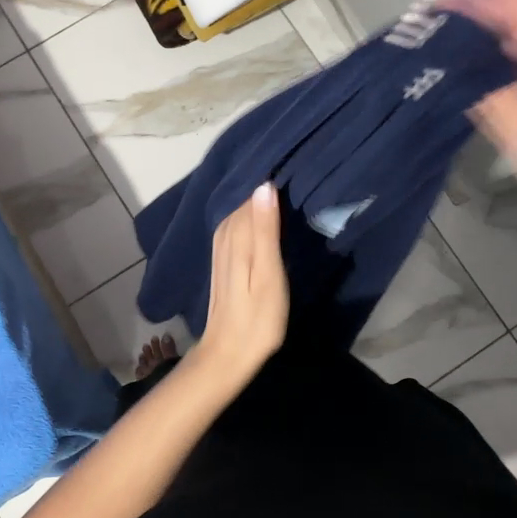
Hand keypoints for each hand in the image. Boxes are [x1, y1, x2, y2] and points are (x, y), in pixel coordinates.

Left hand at [200, 182, 289, 370]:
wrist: (229, 353)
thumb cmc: (257, 317)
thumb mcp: (268, 273)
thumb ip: (265, 230)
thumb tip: (263, 186)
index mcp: (237, 235)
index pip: (253, 196)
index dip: (271, 182)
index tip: (295, 164)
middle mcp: (224, 235)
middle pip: (245, 203)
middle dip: (264, 189)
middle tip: (295, 173)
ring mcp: (221, 249)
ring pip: (239, 214)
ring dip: (257, 203)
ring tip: (283, 190)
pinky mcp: (223, 261)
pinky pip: (236, 227)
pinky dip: (250, 218)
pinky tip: (263, 219)